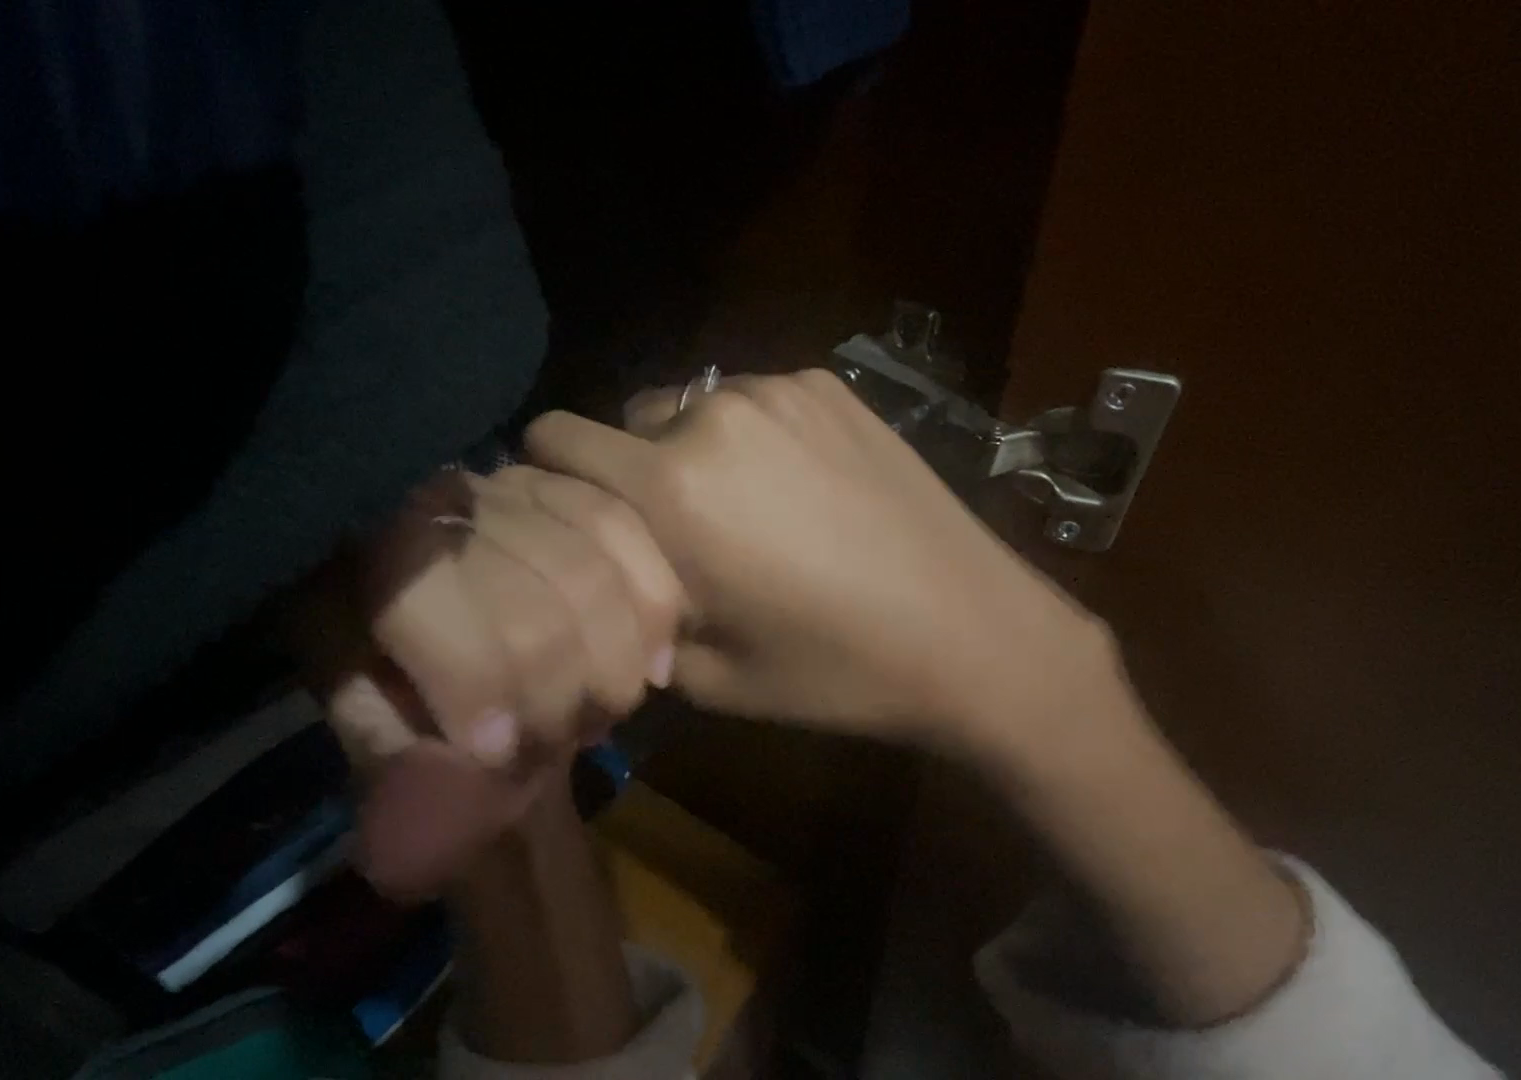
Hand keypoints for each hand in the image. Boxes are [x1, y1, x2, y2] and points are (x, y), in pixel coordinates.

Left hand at [293, 465, 681, 897]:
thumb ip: (396, 750)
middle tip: (554, 745)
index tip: (500, 752)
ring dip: (611, 668)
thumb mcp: (366, 720)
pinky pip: (637, 546)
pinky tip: (656, 669)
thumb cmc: (395, 672)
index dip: (475, 684)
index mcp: (369, 559)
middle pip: (530, 608)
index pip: (429, 605)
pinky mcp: (580, 495)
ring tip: (599, 714)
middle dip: (554, 698)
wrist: (437, 606)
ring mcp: (519, 488)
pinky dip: (655, 613)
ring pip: (594, 577)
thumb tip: (464, 779)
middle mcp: (443, 502)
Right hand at [525, 369, 1112, 749]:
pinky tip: (802, 487)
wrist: (971, 634)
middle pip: (626, 421)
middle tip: (679, 529)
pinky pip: (754, 399)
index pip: (558, 439)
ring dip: (694, 449)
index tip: (576, 511)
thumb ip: (631, 610)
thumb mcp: (706, 675)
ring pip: (692, 405)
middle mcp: (714, 416)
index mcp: (671, 489)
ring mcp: (779, 391)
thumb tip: (602, 574)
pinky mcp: (830, 384)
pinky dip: (753, 434)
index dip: (549, 473)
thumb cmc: (831, 671)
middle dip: (633, 470)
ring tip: (747, 508)